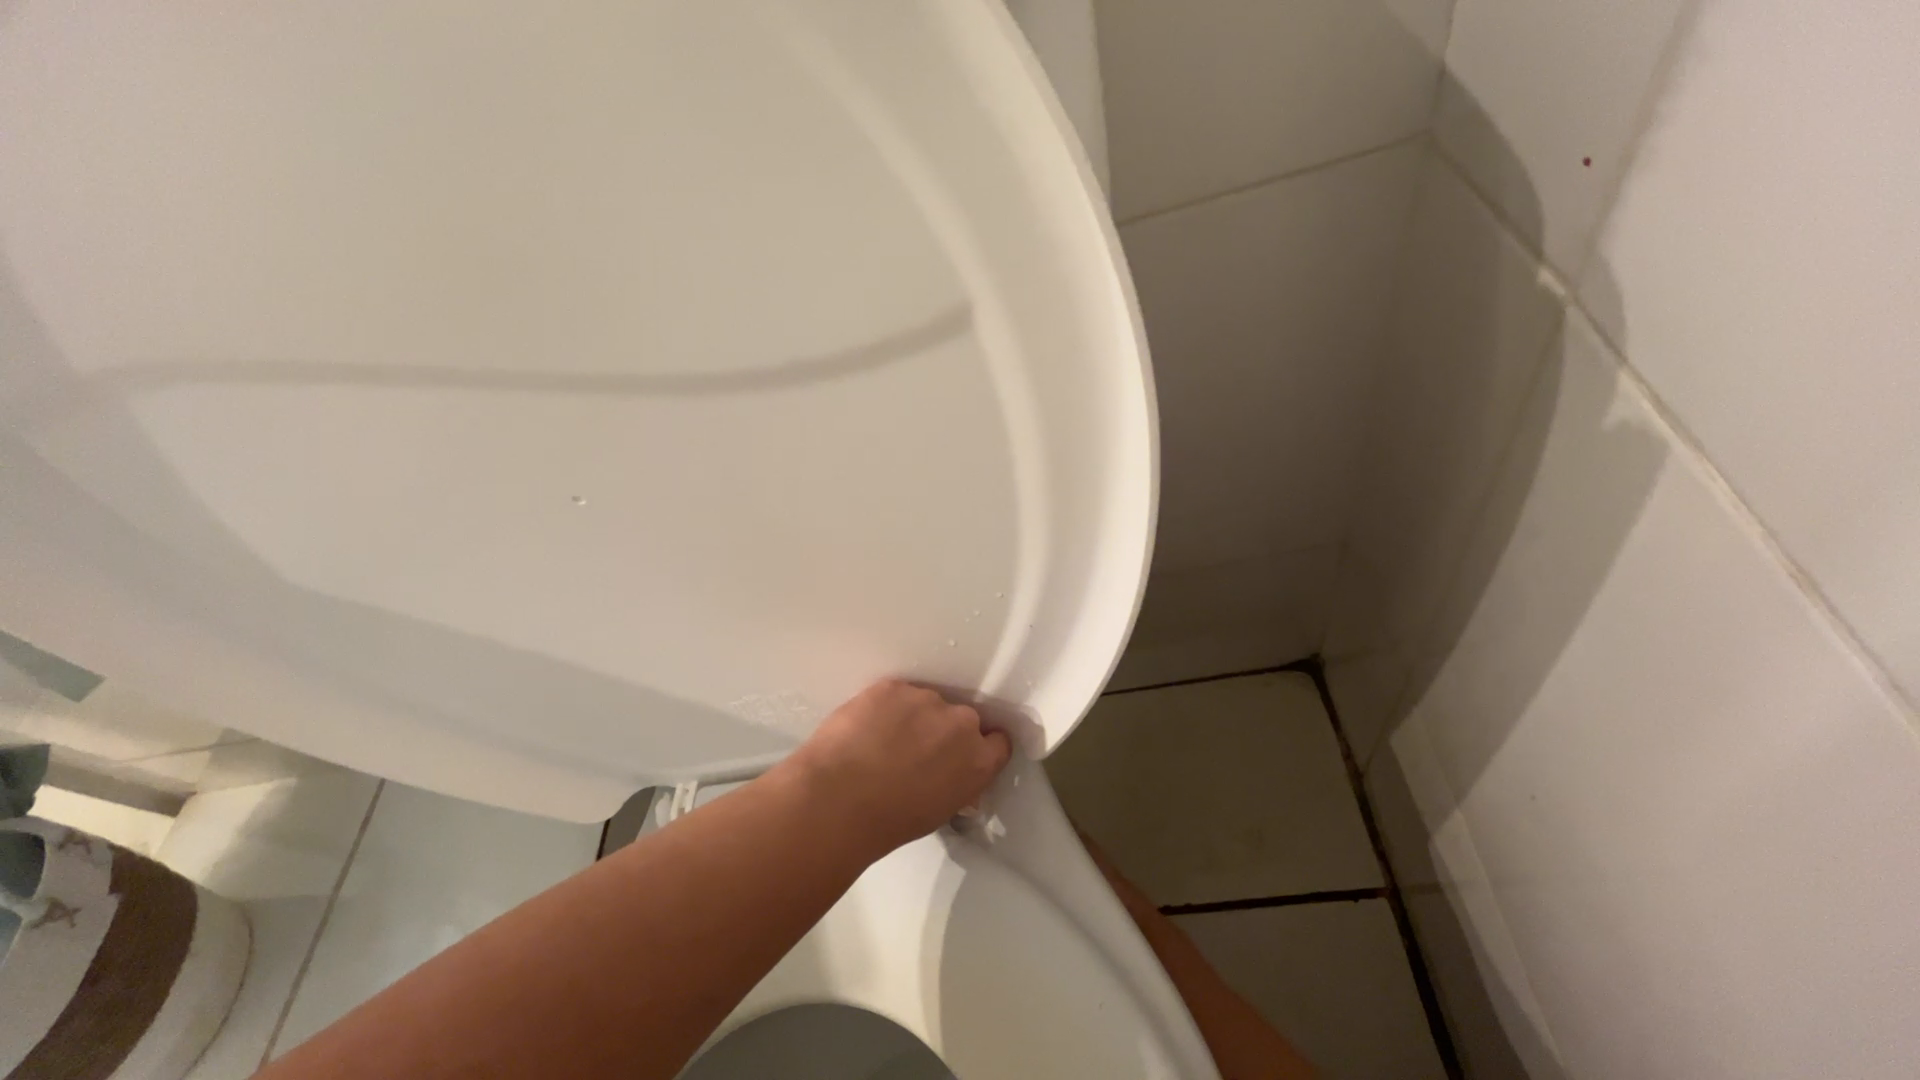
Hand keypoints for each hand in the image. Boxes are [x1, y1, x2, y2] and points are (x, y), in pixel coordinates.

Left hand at [776, 680, 1011, 857]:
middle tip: (913, 750)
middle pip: (960, 718)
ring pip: (925, 703)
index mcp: (978, 760)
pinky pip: (894, 694)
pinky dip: (883, 708)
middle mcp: (961, 723)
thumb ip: (956, 785)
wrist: (840, 799)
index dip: (978, 746)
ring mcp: (926, 699)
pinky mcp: (892, 687)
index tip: (959, 754)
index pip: (997, 741)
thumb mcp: (939, 812)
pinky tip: (864, 729)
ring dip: (911, 716)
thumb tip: (947, 777)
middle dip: (942, 730)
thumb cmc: (889, 821)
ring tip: (881, 740)